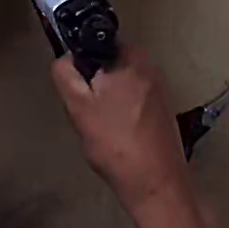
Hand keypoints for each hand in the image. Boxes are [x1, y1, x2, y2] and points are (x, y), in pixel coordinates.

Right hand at [51, 45, 191, 213]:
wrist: (156, 183)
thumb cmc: (115, 143)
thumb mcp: (78, 107)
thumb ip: (65, 74)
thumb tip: (65, 56)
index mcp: (129, 55)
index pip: (94, 44)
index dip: (80, 66)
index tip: (78, 90)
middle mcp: (148, 64)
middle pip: (107, 65)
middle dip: (94, 85)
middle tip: (90, 113)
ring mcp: (159, 85)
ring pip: (119, 83)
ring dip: (108, 100)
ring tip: (105, 128)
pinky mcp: (163, 106)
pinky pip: (134, 99)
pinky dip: (123, 111)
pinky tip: (120, 135)